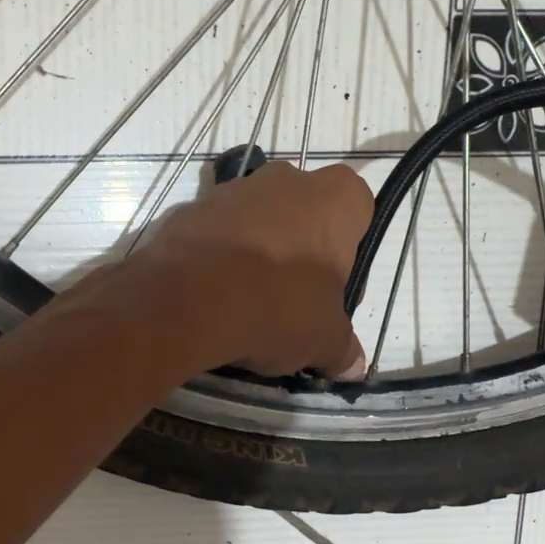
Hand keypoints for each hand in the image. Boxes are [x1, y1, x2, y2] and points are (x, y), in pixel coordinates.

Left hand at [132, 160, 373, 377]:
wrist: (187, 299)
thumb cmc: (277, 308)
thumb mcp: (323, 340)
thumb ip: (342, 349)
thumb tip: (353, 365)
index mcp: (336, 197)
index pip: (357, 215)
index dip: (346, 257)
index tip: (329, 295)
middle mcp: (287, 178)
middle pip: (302, 217)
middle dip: (297, 254)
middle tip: (287, 303)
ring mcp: (233, 189)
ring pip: (254, 224)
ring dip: (253, 255)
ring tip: (241, 305)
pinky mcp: (188, 209)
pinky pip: (213, 236)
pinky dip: (214, 260)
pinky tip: (208, 298)